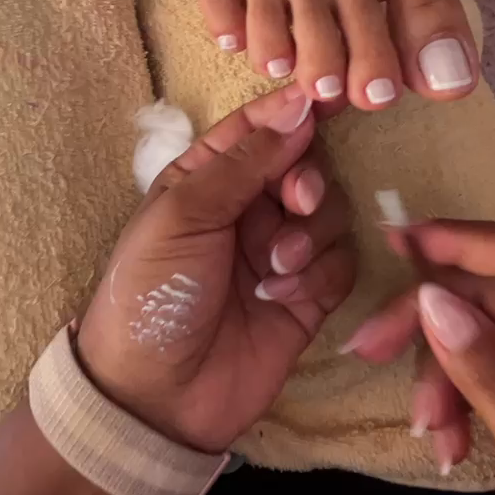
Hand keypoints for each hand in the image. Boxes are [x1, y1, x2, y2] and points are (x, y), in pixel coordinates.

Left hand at [76, 87, 356, 452]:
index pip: (259, 128)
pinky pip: (341, 263)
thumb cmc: (154, 291)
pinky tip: (283, 297)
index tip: (330, 98)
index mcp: (208, 177)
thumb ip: (245, 160)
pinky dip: (321, 274)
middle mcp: (248, 207)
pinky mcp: (308, 296)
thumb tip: (299, 103)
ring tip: (275, 268)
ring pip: (330, 214)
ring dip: (310, 235)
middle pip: (304, 167)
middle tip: (295, 203)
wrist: (155, 397)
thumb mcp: (185, 214)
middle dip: (306, 181)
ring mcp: (280, 251)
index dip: (294, 110)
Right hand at [167, 0, 478, 112]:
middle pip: (345, 66)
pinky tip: (241, 19)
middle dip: (346, 82)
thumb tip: (426, 52)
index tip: (388, 84)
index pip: (417, 36)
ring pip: (283, 58)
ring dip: (291, 61)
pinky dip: (237, 34)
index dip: (407, 74)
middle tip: (335, 71)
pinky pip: (224, 26)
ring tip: (287, 45)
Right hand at [346, 221, 494, 494]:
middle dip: (427, 317)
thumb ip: (489, 375)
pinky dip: (458, 396)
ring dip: (441, 372)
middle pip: (490, 292)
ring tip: (428, 429)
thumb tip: (430, 298)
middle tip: (369, 347)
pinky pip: (488, 366)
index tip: (397, 240)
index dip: (461, 238)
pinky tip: (449, 442)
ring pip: (480, 329)